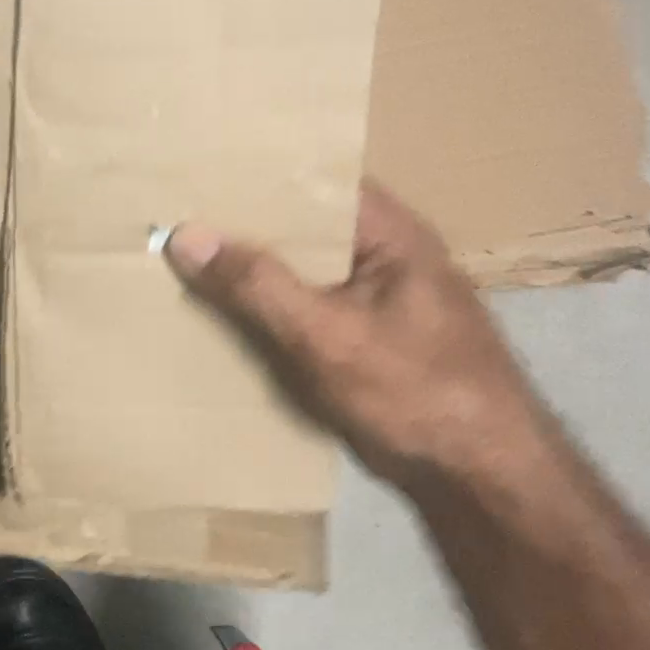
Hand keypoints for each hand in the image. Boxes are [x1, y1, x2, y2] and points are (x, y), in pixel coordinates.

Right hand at [164, 184, 558, 489]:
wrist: (479, 478)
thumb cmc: (415, 392)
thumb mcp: (326, 333)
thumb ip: (257, 283)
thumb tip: (185, 235)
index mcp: (391, 237)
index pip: (318, 182)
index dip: (259, 174)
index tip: (196, 171)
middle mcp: (381, 258)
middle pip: (300, 225)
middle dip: (239, 222)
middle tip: (170, 213)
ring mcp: (369, 300)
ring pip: (294, 269)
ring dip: (244, 267)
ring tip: (178, 254)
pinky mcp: (355, 338)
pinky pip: (295, 306)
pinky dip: (257, 305)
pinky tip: (211, 308)